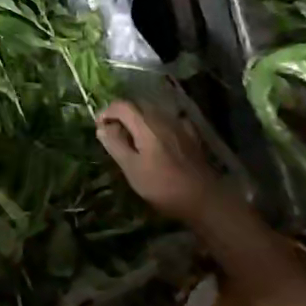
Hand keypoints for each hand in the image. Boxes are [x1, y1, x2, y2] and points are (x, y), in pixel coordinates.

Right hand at [94, 99, 235, 222]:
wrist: (206, 200)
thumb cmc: (163, 186)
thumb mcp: (131, 168)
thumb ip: (115, 144)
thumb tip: (102, 127)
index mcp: (146, 125)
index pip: (122, 105)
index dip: (106, 112)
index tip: (99, 127)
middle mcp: (163, 119)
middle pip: (138, 105)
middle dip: (121, 114)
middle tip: (113, 132)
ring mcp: (180, 126)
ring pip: (154, 111)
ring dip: (139, 119)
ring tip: (133, 136)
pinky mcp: (191, 136)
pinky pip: (169, 120)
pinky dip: (157, 124)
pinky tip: (158, 138)